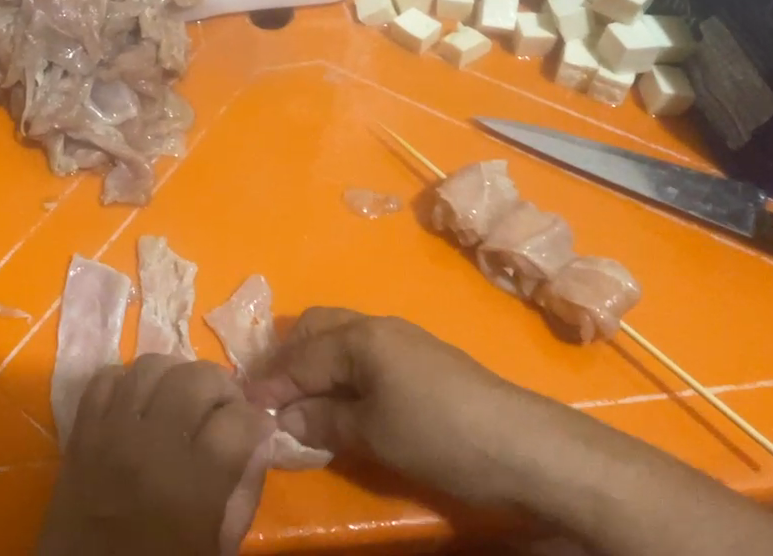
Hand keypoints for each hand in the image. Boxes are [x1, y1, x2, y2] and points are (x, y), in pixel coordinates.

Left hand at [38, 355, 276, 555]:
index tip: (255, 429)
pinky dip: (128, 380)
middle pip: (196, 378)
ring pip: (151, 365)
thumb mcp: (218, 544)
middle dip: (221, 386)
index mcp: (194, 485)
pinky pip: (107, 376)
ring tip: (181, 398)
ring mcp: (111, 431)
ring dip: (176, 374)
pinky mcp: (81, 428)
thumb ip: (243, 491)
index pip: (240, 420)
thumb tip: (259, 439)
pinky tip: (140, 402)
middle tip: (222, 408)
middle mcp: (153, 446)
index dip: (256, 420)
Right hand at [244, 309, 554, 505]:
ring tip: (303, 396)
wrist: (527, 447)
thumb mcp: (374, 435)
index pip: (300, 356)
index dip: (271, 382)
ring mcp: (404, 339)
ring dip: (316, 361)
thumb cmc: (440, 435)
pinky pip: (365, 352)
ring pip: (342, 337)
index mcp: (359, 337)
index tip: (245, 405)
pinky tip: (345, 397)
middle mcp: (377, 326)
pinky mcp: (425, 359)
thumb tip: (285, 416)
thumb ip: (324, 421)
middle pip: (317, 327)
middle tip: (273, 393)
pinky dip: (342, 369)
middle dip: (289, 356)